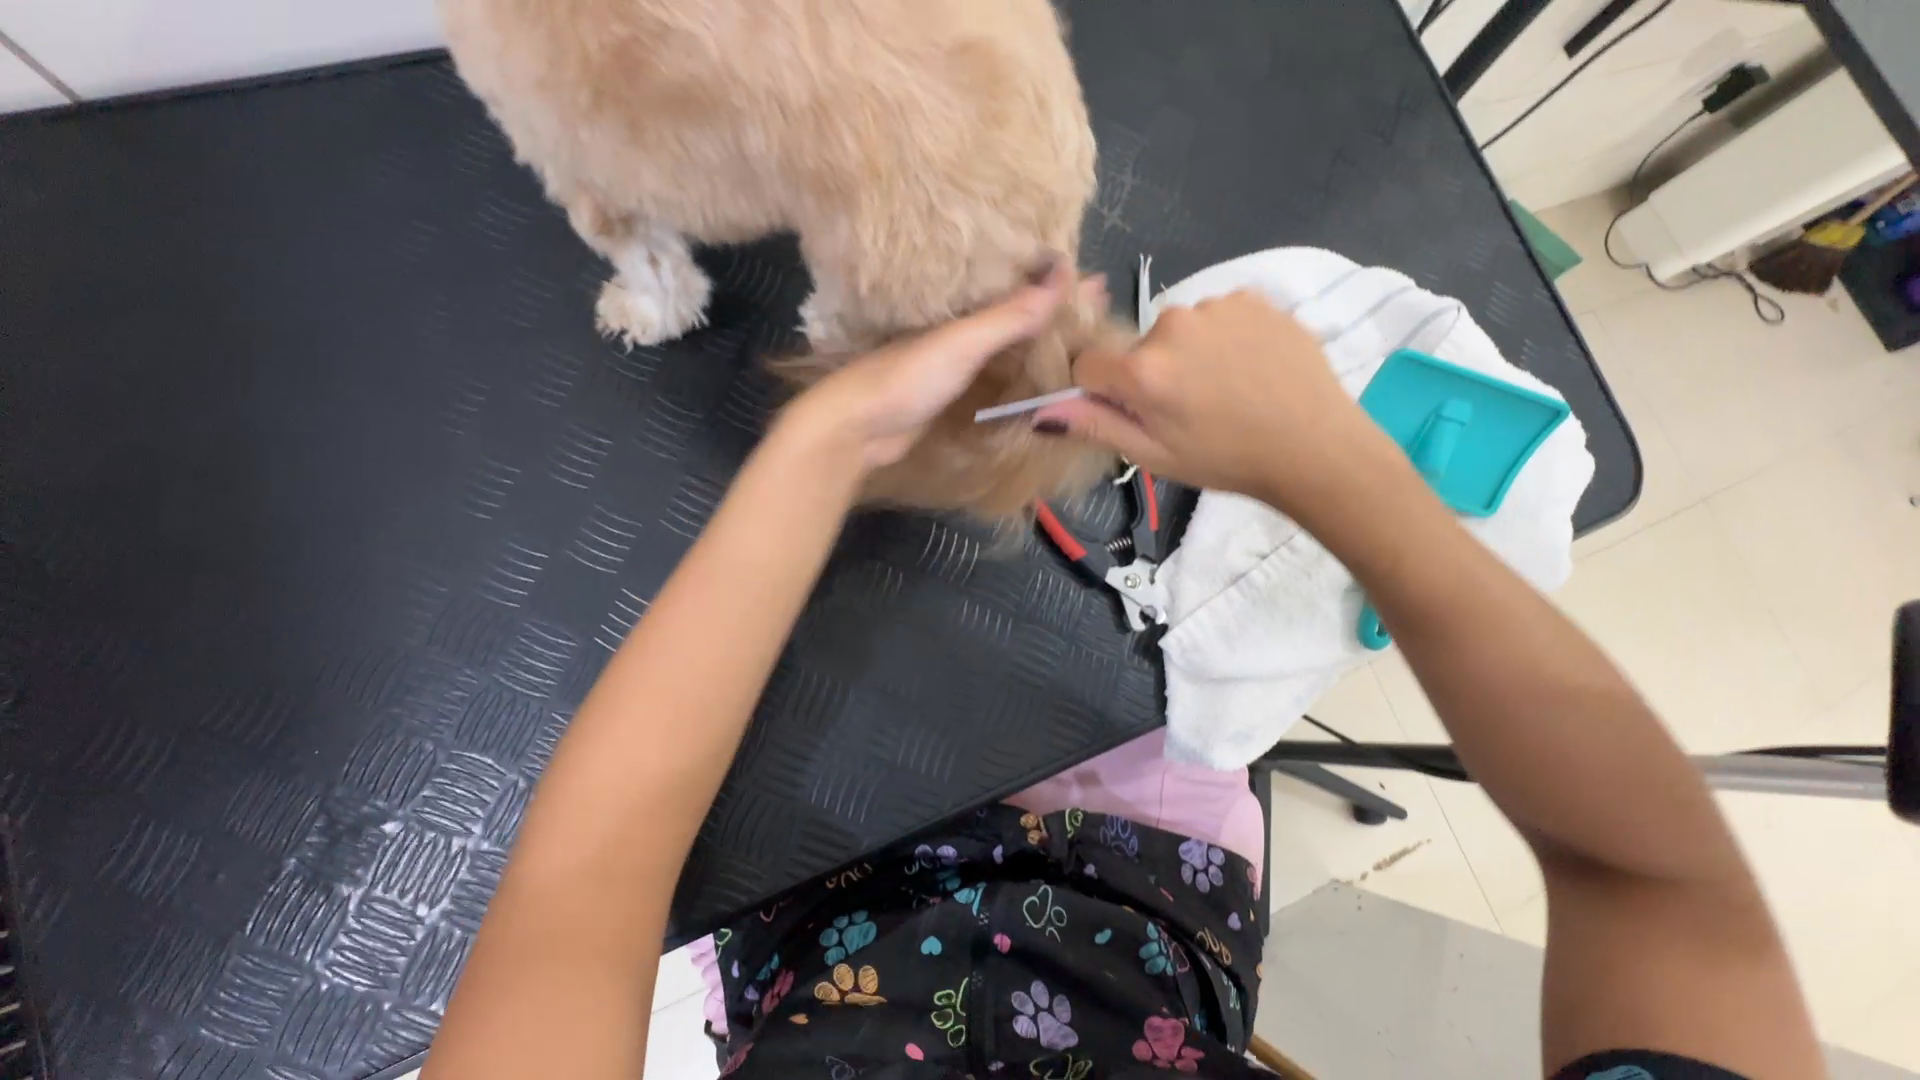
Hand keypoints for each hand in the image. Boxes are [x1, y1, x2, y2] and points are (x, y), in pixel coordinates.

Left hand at [781, 261, 1088, 471]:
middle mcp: (961, 331)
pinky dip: (1021, 378)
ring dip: (1041, 348)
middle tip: (1101, 318)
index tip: (1098, 286)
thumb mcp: (961, 344)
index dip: (1056, 285)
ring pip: (1009, 350)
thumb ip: (1009, 316)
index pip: (1019, 288)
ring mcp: (957, 366)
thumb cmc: (905, 379)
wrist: (854, 430)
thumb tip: (1064, 275)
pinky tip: (1043, 382)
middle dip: (1055, 316)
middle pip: (1018, 318)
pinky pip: (997, 381)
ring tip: (1084, 348)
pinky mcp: (953, 398)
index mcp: (960, 307)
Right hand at [1034, 289, 1402, 516]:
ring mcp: (1217, 306)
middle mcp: (1173, 324)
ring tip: (1226, 389)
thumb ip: (1096, 425)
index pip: (1089, 365)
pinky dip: (1225, 338)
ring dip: (1190, 355)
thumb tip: (1040, 410)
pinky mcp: (1253, 298)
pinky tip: (1250, 368)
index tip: (1135, 413)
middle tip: (1191, 409)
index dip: (1104, 393)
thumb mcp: (1155, 456)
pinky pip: (1218, 316)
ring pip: (1180, 331)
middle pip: (1138, 348)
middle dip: (1152, 374)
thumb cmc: (1228, 460)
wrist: (1316, 447)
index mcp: (1144, 369)